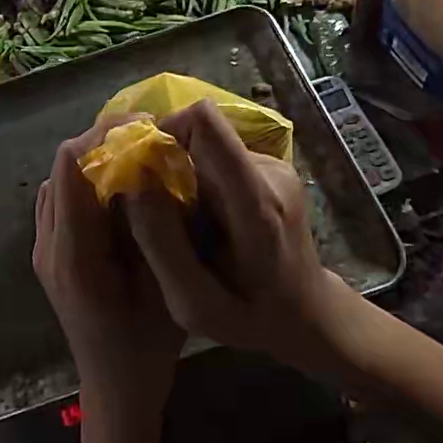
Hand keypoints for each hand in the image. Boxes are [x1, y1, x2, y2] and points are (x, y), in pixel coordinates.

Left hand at [34, 114, 184, 414]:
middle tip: (149, 139)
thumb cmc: (147, 343)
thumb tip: (153, 164)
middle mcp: (48, 244)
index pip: (72, 166)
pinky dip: (88, 183)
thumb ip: (153, 223)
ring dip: (95, 161)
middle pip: (63, 166)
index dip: (105, 135)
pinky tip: (120, 192)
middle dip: (104, 142)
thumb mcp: (162, 281)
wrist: (116, 388)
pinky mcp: (51, 254)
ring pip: (60, 180)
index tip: (146, 127)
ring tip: (137, 159)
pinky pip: (62, 200)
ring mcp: (44, 250)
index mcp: (74, 252)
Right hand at [122, 100, 352, 370]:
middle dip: (167, 160)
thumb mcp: (196, 305)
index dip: (164, 132)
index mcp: (256, 204)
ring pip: (208, 145)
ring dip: (182, 174)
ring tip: (179, 221)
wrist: (308, 313)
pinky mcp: (271, 168)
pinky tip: (200, 219)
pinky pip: (220, 157)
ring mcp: (275, 166)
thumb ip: (162, 244)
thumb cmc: (252, 319)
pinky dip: (199, 180)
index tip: (141, 169)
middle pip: (202, 133)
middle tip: (151, 207)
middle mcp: (270, 172)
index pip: (206, 124)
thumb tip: (133, 183)